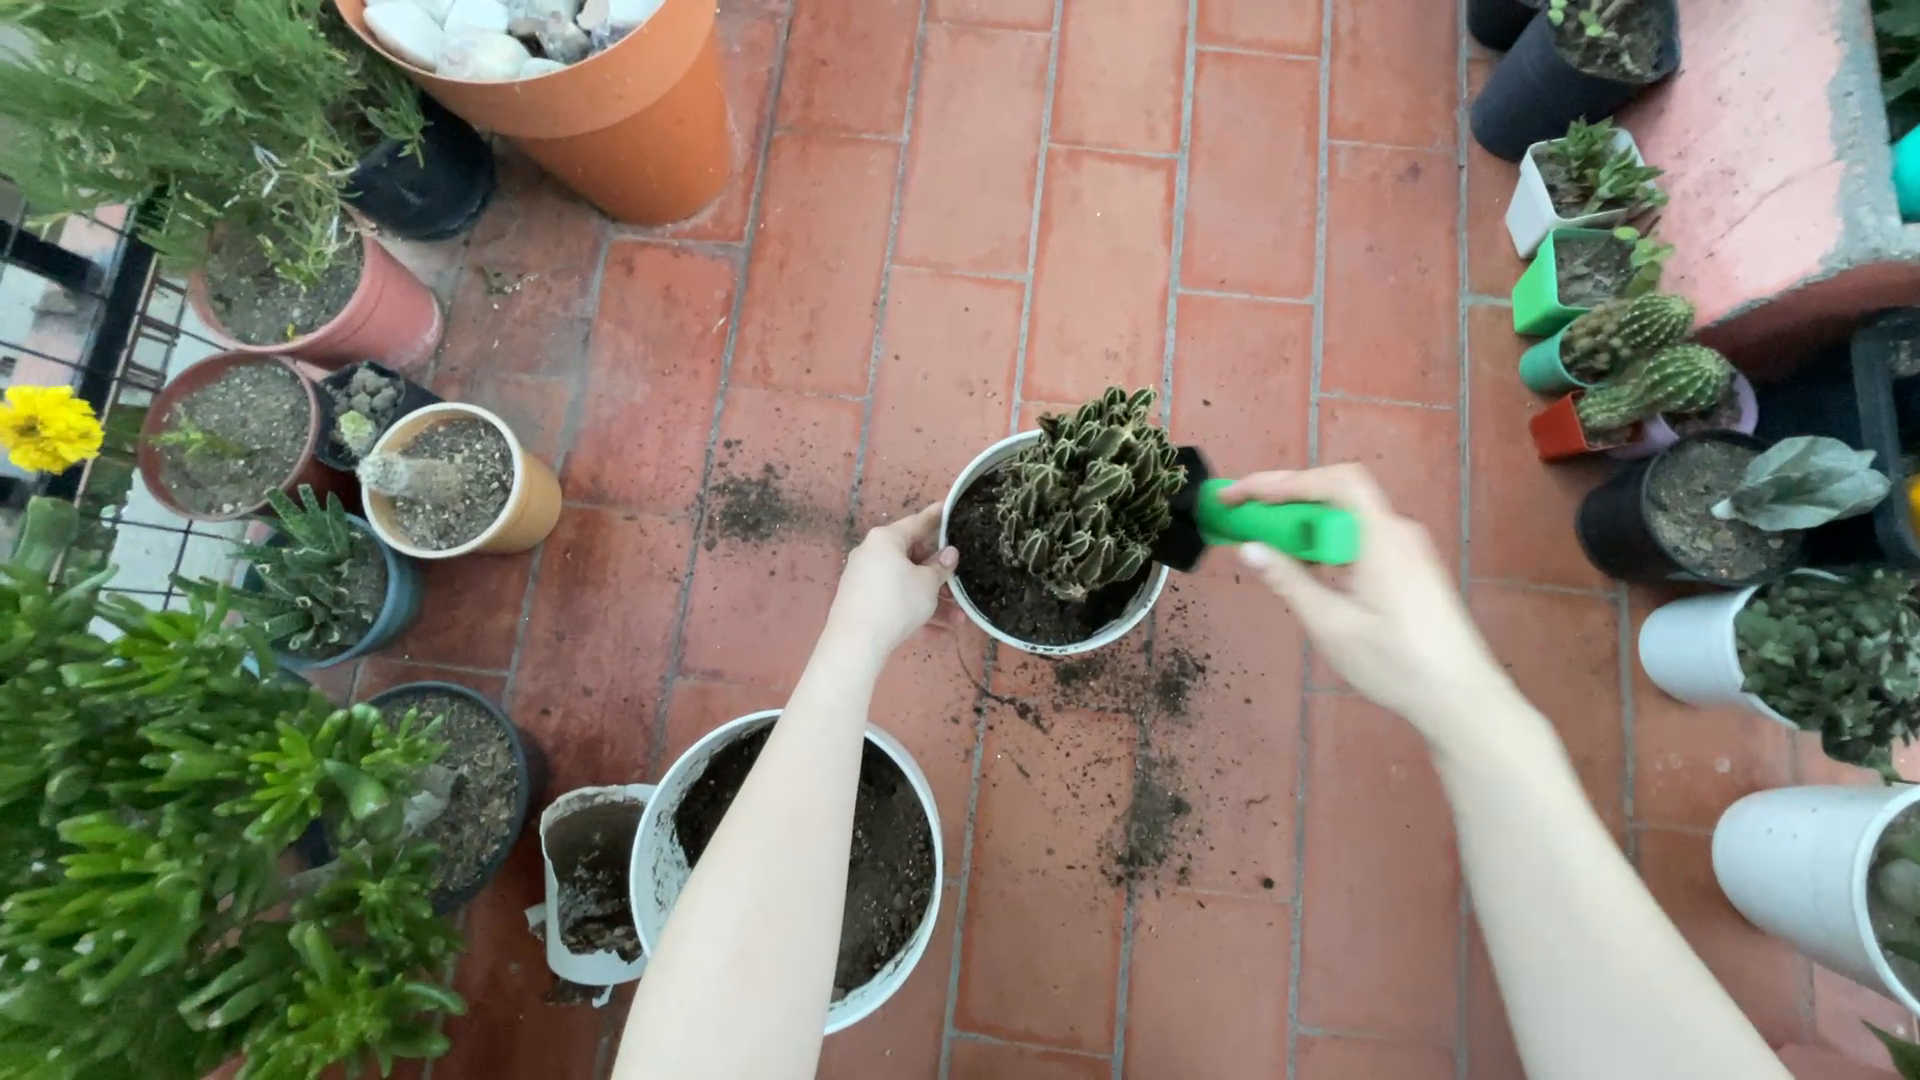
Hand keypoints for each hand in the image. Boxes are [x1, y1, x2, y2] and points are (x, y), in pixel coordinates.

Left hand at [825, 504, 959, 656]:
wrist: (856, 642)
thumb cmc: (896, 602)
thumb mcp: (927, 584)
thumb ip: (941, 567)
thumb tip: (949, 553)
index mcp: (886, 539)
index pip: (917, 523)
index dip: (937, 518)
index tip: (948, 509)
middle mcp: (872, 554)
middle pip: (912, 558)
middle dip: (939, 576)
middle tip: (959, 585)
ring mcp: (864, 579)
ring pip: (906, 585)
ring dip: (933, 602)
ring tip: (958, 620)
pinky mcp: (861, 603)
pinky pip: (894, 602)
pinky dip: (914, 613)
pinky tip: (939, 634)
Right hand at [1220, 465, 1521, 747]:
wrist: (1460, 698)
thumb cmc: (1395, 663)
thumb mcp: (1331, 624)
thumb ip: (1289, 581)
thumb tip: (1249, 548)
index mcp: (1381, 539)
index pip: (1336, 482)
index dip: (1285, 480)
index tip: (1243, 496)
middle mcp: (1396, 532)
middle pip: (1336, 493)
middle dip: (1282, 497)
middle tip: (1238, 511)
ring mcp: (1403, 549)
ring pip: (1344, 516)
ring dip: (1299, 519)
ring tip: (1258, 534)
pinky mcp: (1404, 566)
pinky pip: (1354, 537)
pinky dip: (1319, 539)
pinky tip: (1298, 561)